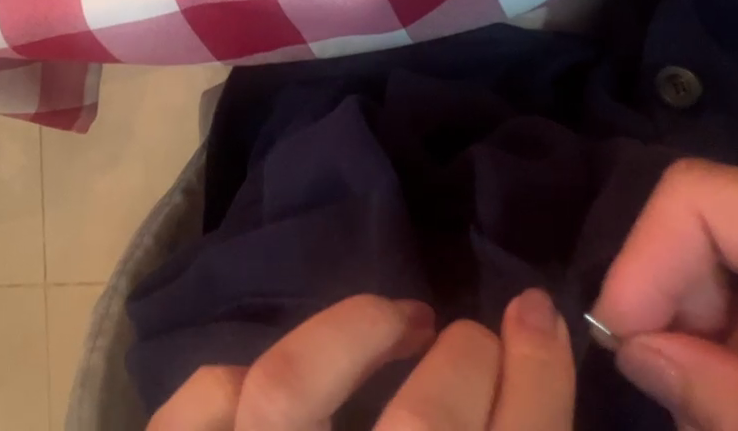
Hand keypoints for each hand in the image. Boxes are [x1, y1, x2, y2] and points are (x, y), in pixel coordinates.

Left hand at [149, 290, 574, 429]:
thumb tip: (515, 413)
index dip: (535, 383)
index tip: (540, 319)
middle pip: (421, 430)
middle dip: (467, 363)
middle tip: (481, 338)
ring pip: (287, 388)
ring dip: (356, 331)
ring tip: (402, 318)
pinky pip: (197, 407)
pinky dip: (229, 379)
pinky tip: (269, 380)